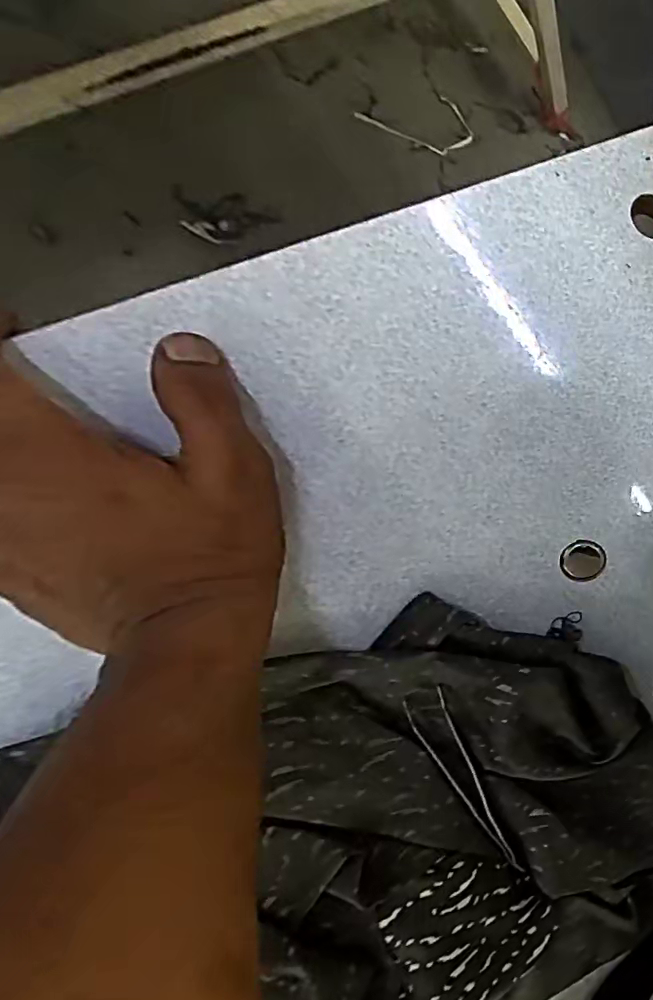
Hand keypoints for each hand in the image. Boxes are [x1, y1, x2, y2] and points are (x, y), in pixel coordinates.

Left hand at [0, 333, 283, 655]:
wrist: (184, 629)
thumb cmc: (214, 548)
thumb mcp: (236, 475)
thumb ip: (203, 408)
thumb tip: (180, 347)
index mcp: (43, 447)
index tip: (14, 325)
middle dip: (1, 390)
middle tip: (26, 375)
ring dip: (5, 434)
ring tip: (43, 434)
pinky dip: (11, 480)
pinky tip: (45, 492)